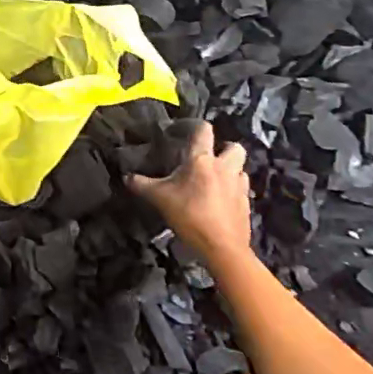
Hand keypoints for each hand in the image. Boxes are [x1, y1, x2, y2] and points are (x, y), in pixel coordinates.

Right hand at [127, 122, 251, 261]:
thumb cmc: (189, 214)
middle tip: (208, 156)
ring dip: (229, 169)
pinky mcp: (247, 203)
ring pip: (240, 168)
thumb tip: (126, 176)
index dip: (196, 126)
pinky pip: (241, 188)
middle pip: (234, 147)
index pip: (204, 131)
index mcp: (202, 160)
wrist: (222, 247)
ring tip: (213, 178)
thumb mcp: (157, 197)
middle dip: (224, 148)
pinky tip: (219, 199)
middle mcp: (224, 168)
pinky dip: (232, 188)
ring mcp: (239, 186)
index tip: (184, 130)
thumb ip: (140, 184)